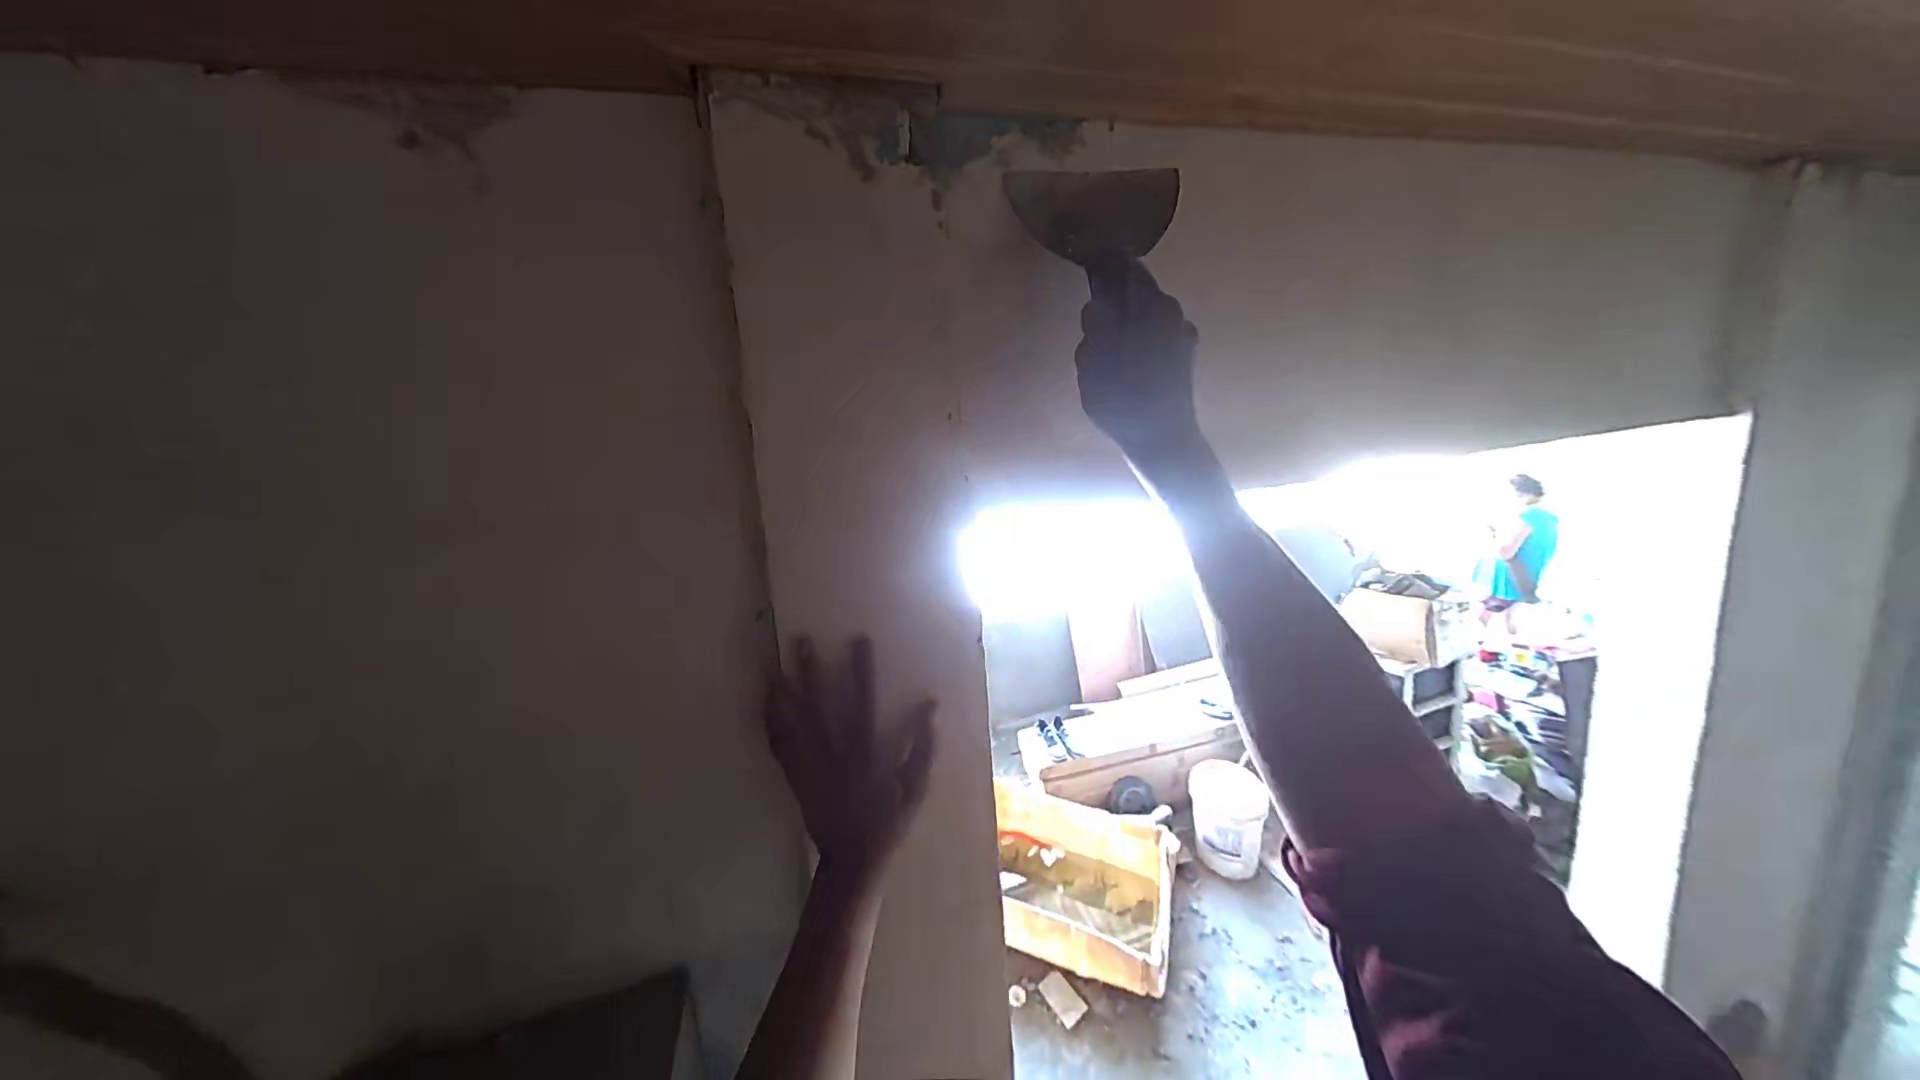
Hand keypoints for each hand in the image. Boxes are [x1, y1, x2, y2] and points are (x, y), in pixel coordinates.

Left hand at [766, 636, 936, 877]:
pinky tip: (765, 705)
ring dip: (784, 694)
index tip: (859, 640)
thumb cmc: (888, 823)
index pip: (863, 701)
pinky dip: (771, 725)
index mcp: (864, 752)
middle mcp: (834, 754)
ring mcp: (811, 767)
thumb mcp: (915, 789)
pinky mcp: (796, 779)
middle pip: (820, 705)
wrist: (851, 860)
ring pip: (794, 724)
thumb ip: (922, 749)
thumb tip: (930, 711)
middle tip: (802, 641)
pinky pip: (781, 748)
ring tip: (772, 669)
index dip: (862, 670)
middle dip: (812, 671)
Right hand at [1075, 259, 1202, 462]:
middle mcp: (1171, 313)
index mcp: (1149, 307)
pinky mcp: (1185, 356)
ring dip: (1124, 322)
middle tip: (1091, 318)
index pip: (1124, 267)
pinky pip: (1154, 335)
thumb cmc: (1123, 400)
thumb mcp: (1094, 362)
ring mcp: (1182, 335)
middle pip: (1136, 291)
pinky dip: (1136, 339)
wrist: (1165, 440)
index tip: (1087, 252)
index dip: (1104, 259)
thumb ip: (1097, 325)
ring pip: (1144, 315)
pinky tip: (1125, 365)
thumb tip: (1097, 303)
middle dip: (1112, 298)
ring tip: (1103, 352)